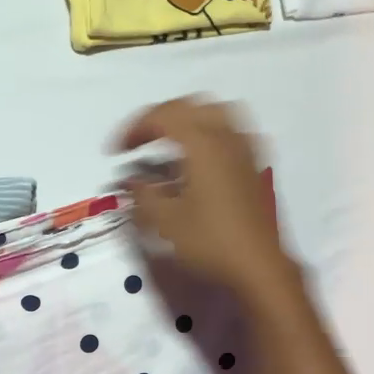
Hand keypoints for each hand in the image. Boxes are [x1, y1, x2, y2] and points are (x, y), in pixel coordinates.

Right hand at [113, 97, 294, 299]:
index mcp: (203, 143)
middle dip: (160, 120)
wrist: (257, 266)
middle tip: (140, 143)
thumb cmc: (209, 243)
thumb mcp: (167, 222)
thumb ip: (143, 195)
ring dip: (187, 123)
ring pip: (215, 115)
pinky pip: (230, 134)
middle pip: (190, 107)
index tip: (115, 152)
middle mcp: (227, 136)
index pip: (163, 116)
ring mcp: (245, 149)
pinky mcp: (254, 166)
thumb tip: (129, 181)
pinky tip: (199, 162)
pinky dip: (208, 138)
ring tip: (169, 146)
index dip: (134, 129)